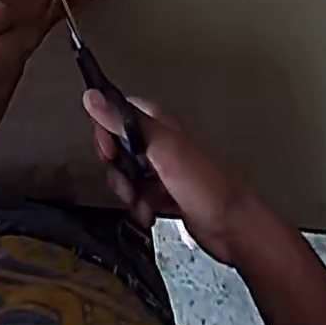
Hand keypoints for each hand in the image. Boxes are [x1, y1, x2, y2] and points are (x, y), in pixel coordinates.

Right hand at [83, 90, 260, 263]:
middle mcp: (161, 143)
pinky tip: (149, 215)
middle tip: (126, 181)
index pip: (121, 112)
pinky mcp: (166, 196)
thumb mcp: (160, 148)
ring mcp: (164, 171)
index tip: (108, 150)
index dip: (107, 129)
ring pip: (128, 175)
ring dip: (128, 192)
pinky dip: (140, 208)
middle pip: (120, 146)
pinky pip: (140, 198)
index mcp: (160, 124)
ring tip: (140, 202)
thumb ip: (124, 122)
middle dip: (116, 167)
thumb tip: (93, 97)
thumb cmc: (205, 183)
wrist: (232, 227)